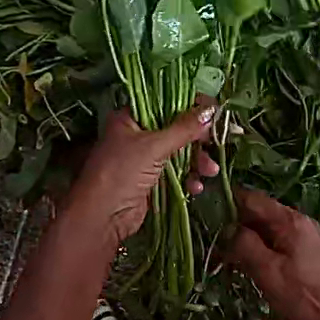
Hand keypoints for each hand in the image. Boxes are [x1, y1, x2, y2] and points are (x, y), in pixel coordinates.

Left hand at [66, 98, 221, 243]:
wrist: (102, 218)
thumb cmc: (121, 173)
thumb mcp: (153, 146)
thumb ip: (184, 128)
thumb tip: (212, 109)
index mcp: (130, 118)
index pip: (166, 102)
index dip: (191, 106)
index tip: (215, 111)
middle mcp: (137, 135)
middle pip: (177, 129)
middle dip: (198, 140)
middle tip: (216, 144)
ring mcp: (145, 159)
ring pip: (180, 153)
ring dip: (197, 161)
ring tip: (209, 171)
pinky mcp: (152, 180)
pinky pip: (178, 173)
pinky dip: (189, 177)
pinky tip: (196, 186)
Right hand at [222, 188, 319, 319]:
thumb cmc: (301, 296)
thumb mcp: (267, 270)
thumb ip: (244, 244)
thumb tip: (226, 228)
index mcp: (290, 220)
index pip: (252, 198)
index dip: (227, 202)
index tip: (204, 212)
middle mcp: (298, 222)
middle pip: (259, 213)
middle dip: (233, 225)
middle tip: (209, 240)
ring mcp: (303, 237)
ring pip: (265, 230)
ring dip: (244, 240)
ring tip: (221, 257)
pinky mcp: (304, 254)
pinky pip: (275, 243)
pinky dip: (258, 250)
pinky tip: (244, 266)